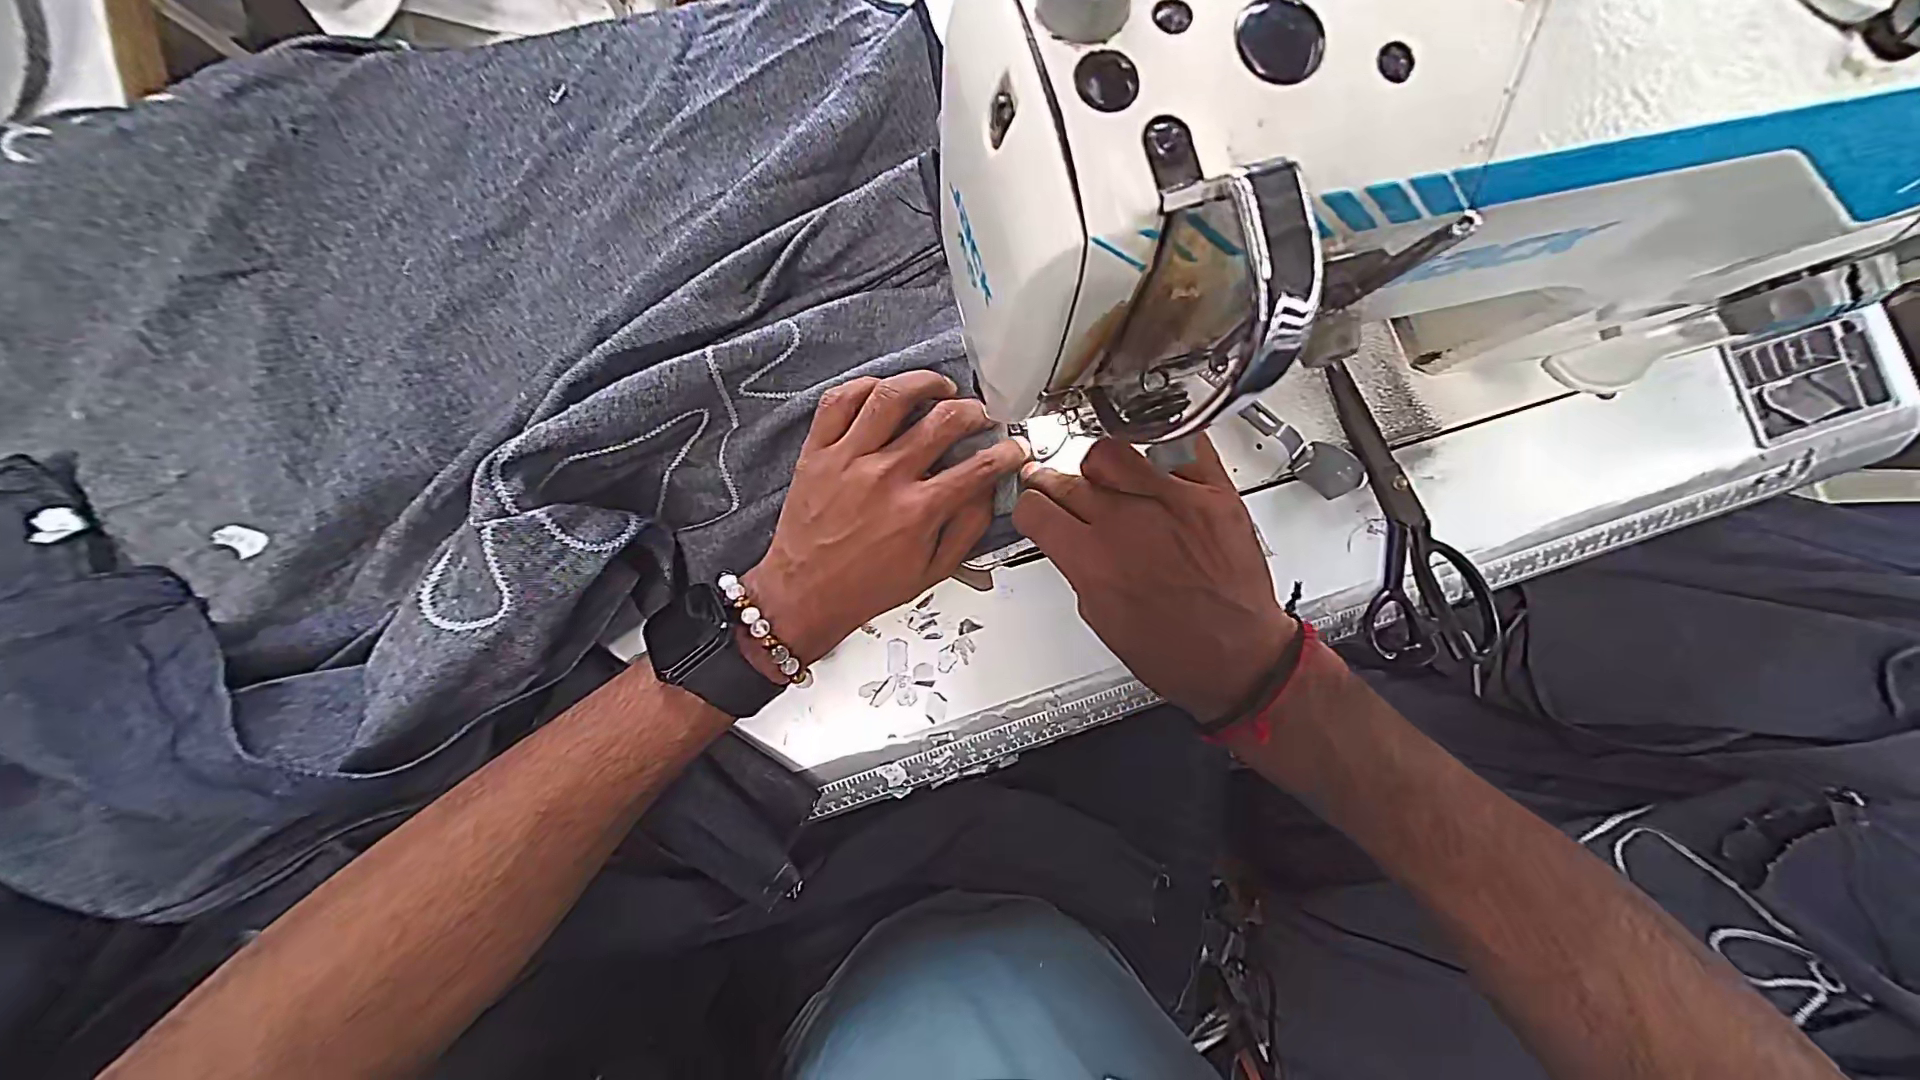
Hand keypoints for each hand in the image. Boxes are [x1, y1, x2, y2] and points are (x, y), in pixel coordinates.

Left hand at [744, 371, 1027, 665]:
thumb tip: (988, 491)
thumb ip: (967, 528)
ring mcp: (848, 460)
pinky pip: (839, 402)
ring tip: (939, 387)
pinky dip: (864, 386)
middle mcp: (885, 478)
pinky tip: (883, 391)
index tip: (1011, 448)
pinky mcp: (817, 453)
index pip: (980, 466)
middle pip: (944, 419)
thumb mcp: (932, 570)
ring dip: (925, 382)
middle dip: (974, 412)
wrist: (805, 594)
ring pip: (892, 396)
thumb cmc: (864, 586)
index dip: (1007, 452)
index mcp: (918, 511)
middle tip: (979, 416)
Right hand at [1012, 436, 1294, 722]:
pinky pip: (1178, 445)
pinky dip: (1159, 448)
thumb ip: (1078, 567)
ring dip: (1098, 465)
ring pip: (1111, 452)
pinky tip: (1152, 461)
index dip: (1028, 507)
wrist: (1240, 659)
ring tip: (1105, 477)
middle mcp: (1128, 523)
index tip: (1033, 506)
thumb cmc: (1175, 651)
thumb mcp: (1100, 617)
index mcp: (1092, 560)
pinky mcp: (1212, 495)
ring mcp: (1173, 502)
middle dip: (1052, 484)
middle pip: (1067, 479)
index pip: (1035, 508)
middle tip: (1057, 486)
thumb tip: (1066, 539)